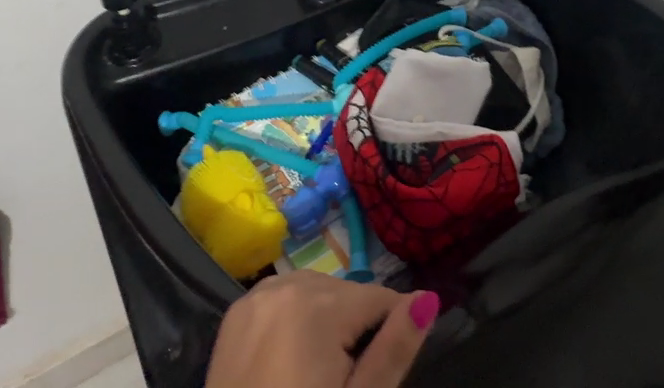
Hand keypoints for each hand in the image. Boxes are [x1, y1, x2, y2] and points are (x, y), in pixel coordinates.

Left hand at [206, 272, 438, 387]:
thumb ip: (394, 349)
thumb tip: (428, 299)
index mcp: (319, 304)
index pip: (383, 299)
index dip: (389, 337)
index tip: (372, 375)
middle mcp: (286, 285)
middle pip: (348, 294)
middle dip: (355, 330)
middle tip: (341, 382)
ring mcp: (256, 296)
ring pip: (317, 293)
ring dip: (328, 322)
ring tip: (316, 376)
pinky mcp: (235, 313)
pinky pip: (284, 299)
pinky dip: (296, 320)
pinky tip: (290, 362)